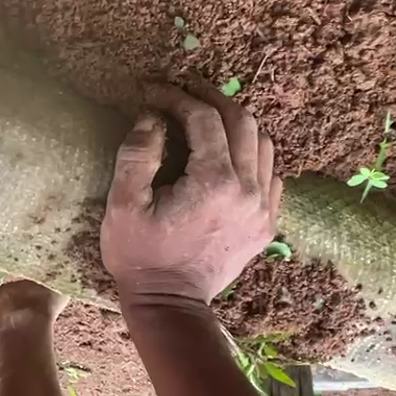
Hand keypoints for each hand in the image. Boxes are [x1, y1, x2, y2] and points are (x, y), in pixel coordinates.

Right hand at [102, 82, 282, 310]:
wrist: (170, 304)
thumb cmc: (139, 254)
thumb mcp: (123, 204)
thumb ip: (137, 154)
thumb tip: (151, 117)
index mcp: (214, 181)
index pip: (204, 119)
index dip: (177, 97)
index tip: (152, 92)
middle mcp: (249, 189)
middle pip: (242, 122)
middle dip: (212, 99)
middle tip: (183, 91)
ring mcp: (264, 207)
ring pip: (264, 143)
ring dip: (235, 122)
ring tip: (206, 115)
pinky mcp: (267, 223)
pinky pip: (272, 172)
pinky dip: (252, 151)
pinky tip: (227, 152)